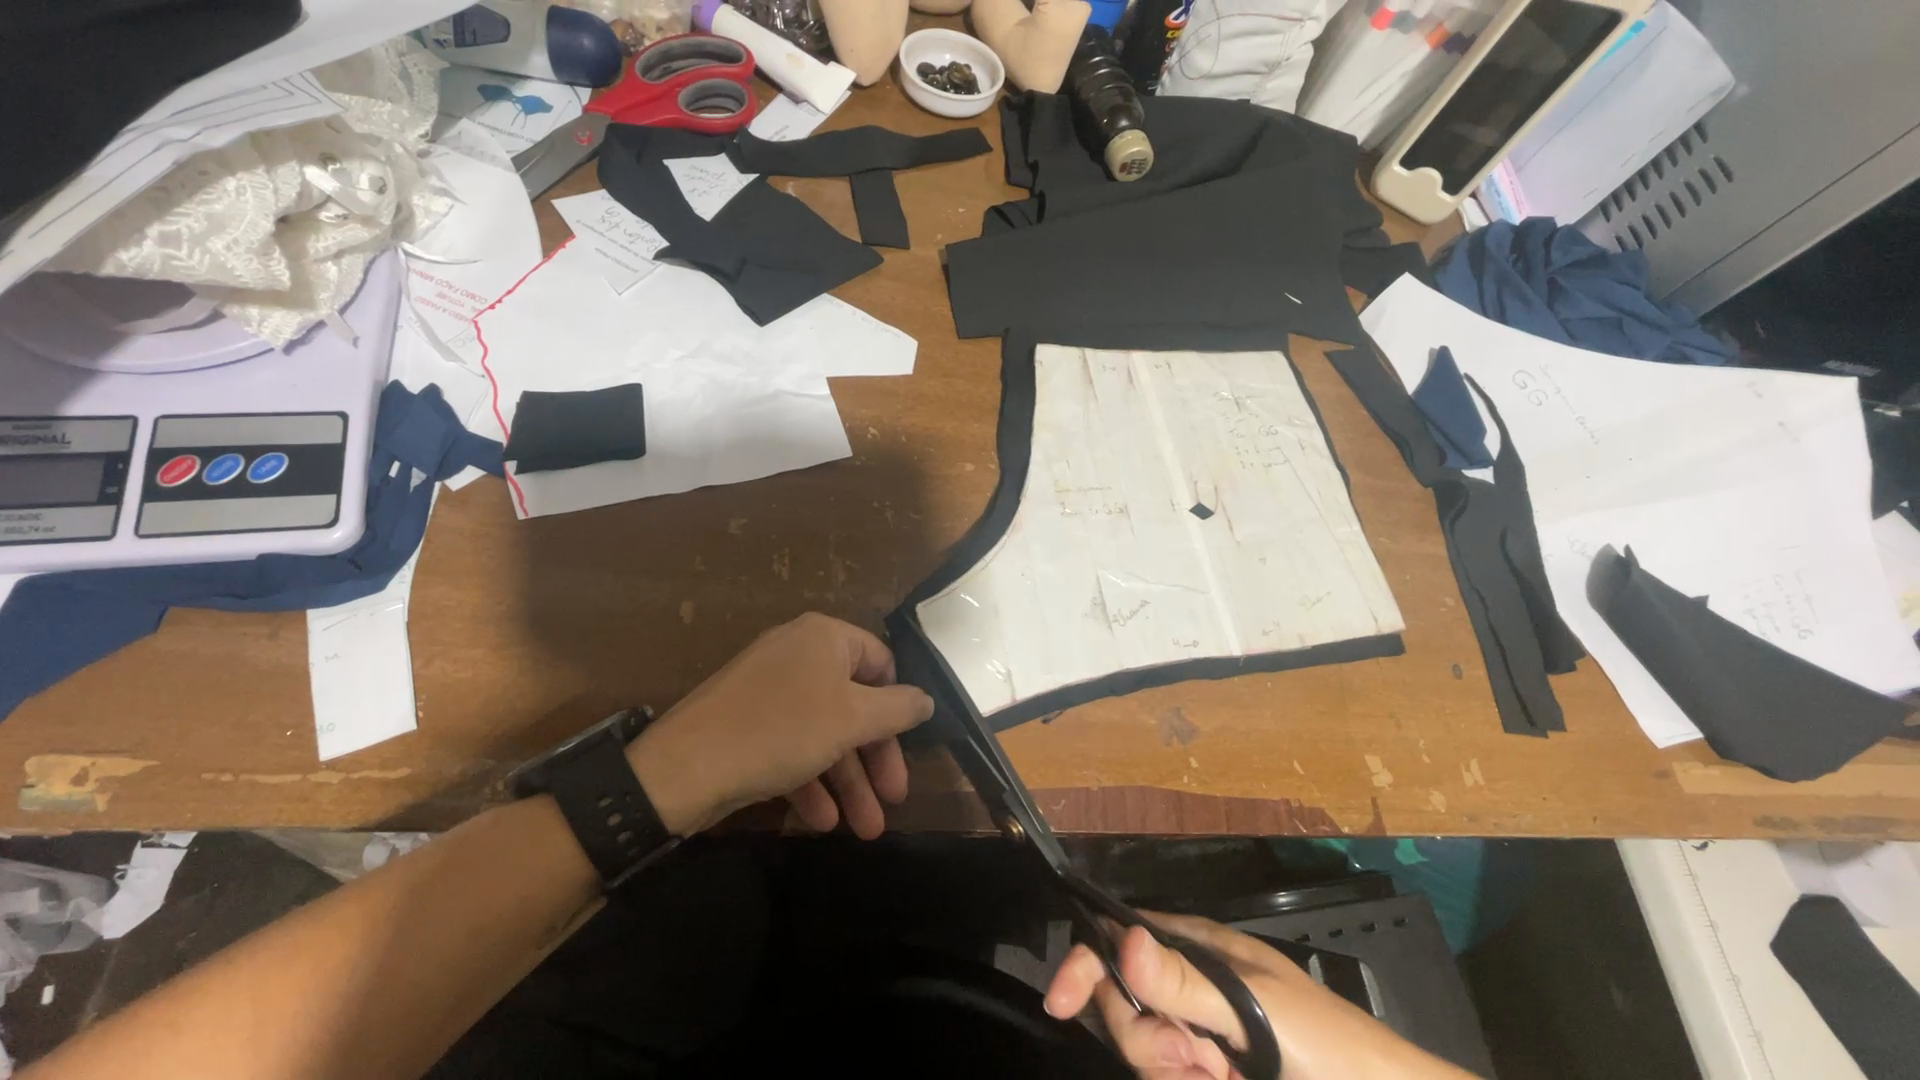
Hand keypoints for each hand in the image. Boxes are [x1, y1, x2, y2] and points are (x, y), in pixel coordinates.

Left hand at [626, 613, 934, 838]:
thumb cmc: (781, 730)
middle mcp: (799, 657)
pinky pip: (793, 748)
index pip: (881, 663)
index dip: (899, 705)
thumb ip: (897, 709)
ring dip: (848, 782)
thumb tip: (927, 700)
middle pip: (855, 705)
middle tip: (895, 800)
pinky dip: (811, 782)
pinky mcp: (749, 726)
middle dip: (875, 760)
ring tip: (865, 830)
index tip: (911, 746)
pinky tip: (822, 823)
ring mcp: (771, 693)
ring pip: (825, 734)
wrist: (684, 767)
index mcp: (825, 639)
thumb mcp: (851, 720)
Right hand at [1044, 912, 1478, 1079]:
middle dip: (1147, 1039)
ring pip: (1141, 1049)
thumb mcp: (1254, 1009)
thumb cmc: (1325, 1046)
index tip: (1058, 1003)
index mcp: (1195, 949)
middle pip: (1121, 1003)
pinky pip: (1165, 1075)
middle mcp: (1186, 986)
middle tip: (1199, 1061)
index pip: (1118, 940)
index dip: (1085, 965)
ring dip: (1171, 1070)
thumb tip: (1122, 938)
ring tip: (1220, 1079)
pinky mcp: (1203, 1072)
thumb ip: (1183, 982)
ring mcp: (1196, 1034)